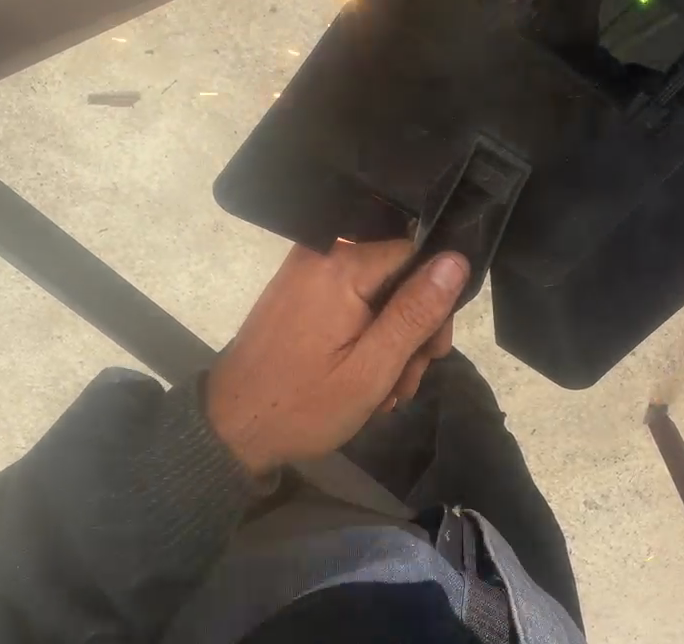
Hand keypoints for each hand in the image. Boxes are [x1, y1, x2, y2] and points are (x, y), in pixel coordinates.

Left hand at [207, 239, 466, 474]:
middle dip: (414, 326)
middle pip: (400, 272)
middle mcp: (325, 252)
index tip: (434, 349)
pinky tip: (365, 374)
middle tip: (408, 380)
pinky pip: (352, 296)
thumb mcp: (371, 370)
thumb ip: (416, 312)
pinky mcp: (301, 287)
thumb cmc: (301, 405)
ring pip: (379, 290)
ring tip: (385, 389)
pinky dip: (365, 332)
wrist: (226, 431)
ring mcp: (309, 268)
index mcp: (343, 264)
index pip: (418, 254)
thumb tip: (457, 259)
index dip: (436, 299)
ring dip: (391, 337)